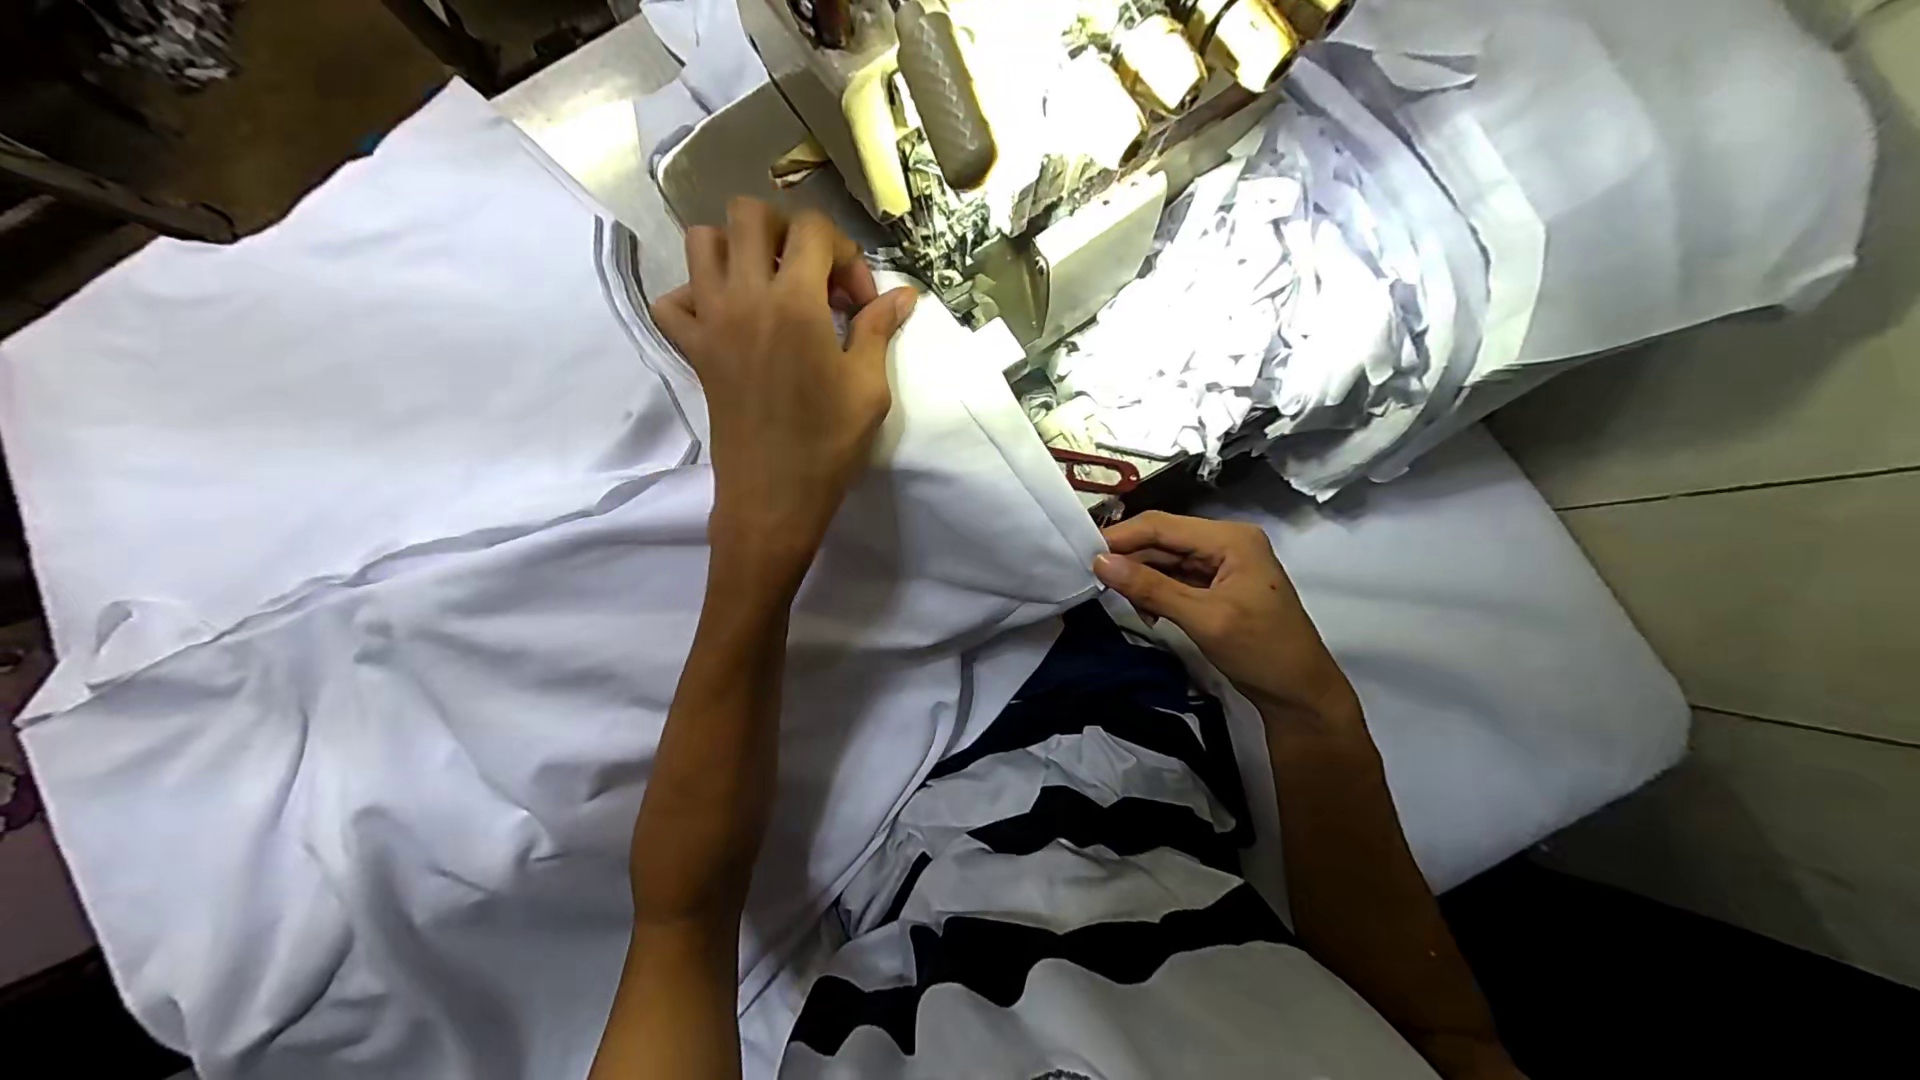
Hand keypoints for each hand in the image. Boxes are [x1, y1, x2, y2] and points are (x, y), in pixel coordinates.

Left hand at [652, 198, 916, 562]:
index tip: (859, 302)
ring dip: (737, 249)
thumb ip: (879, 329)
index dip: (847, 255)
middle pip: (748, 215)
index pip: (814, 231)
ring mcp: (710, 321)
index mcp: (795, 302)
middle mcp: (744, 297)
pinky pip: (672, 300)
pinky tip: (727, 316)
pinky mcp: (692, 351)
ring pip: (702, 242)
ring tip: (769, 285)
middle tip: (812, 275)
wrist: (775, 496)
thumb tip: (904, 294)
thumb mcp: (868, 387)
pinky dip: (694, 294)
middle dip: (788, 232)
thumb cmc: (828, 444)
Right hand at [1095, 511, 1359, 721]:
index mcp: (1230, 539)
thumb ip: (1150, 588)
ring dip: (1141, 578)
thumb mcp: (1203, 619)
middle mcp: (1225, 543)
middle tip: (1094, 580)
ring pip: (1165, 559)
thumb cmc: (1261, 652)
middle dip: (1129, 559)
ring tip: (1122, 601)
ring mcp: (1221, 564)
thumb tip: (1099, 562)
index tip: (1083, 554)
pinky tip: (1146, 611)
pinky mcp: (1216, 585)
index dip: (1121, 537)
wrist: (1300, 695)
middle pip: (1162, 540)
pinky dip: (1155, 591)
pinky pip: (1174, 578)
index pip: (1162, 526)